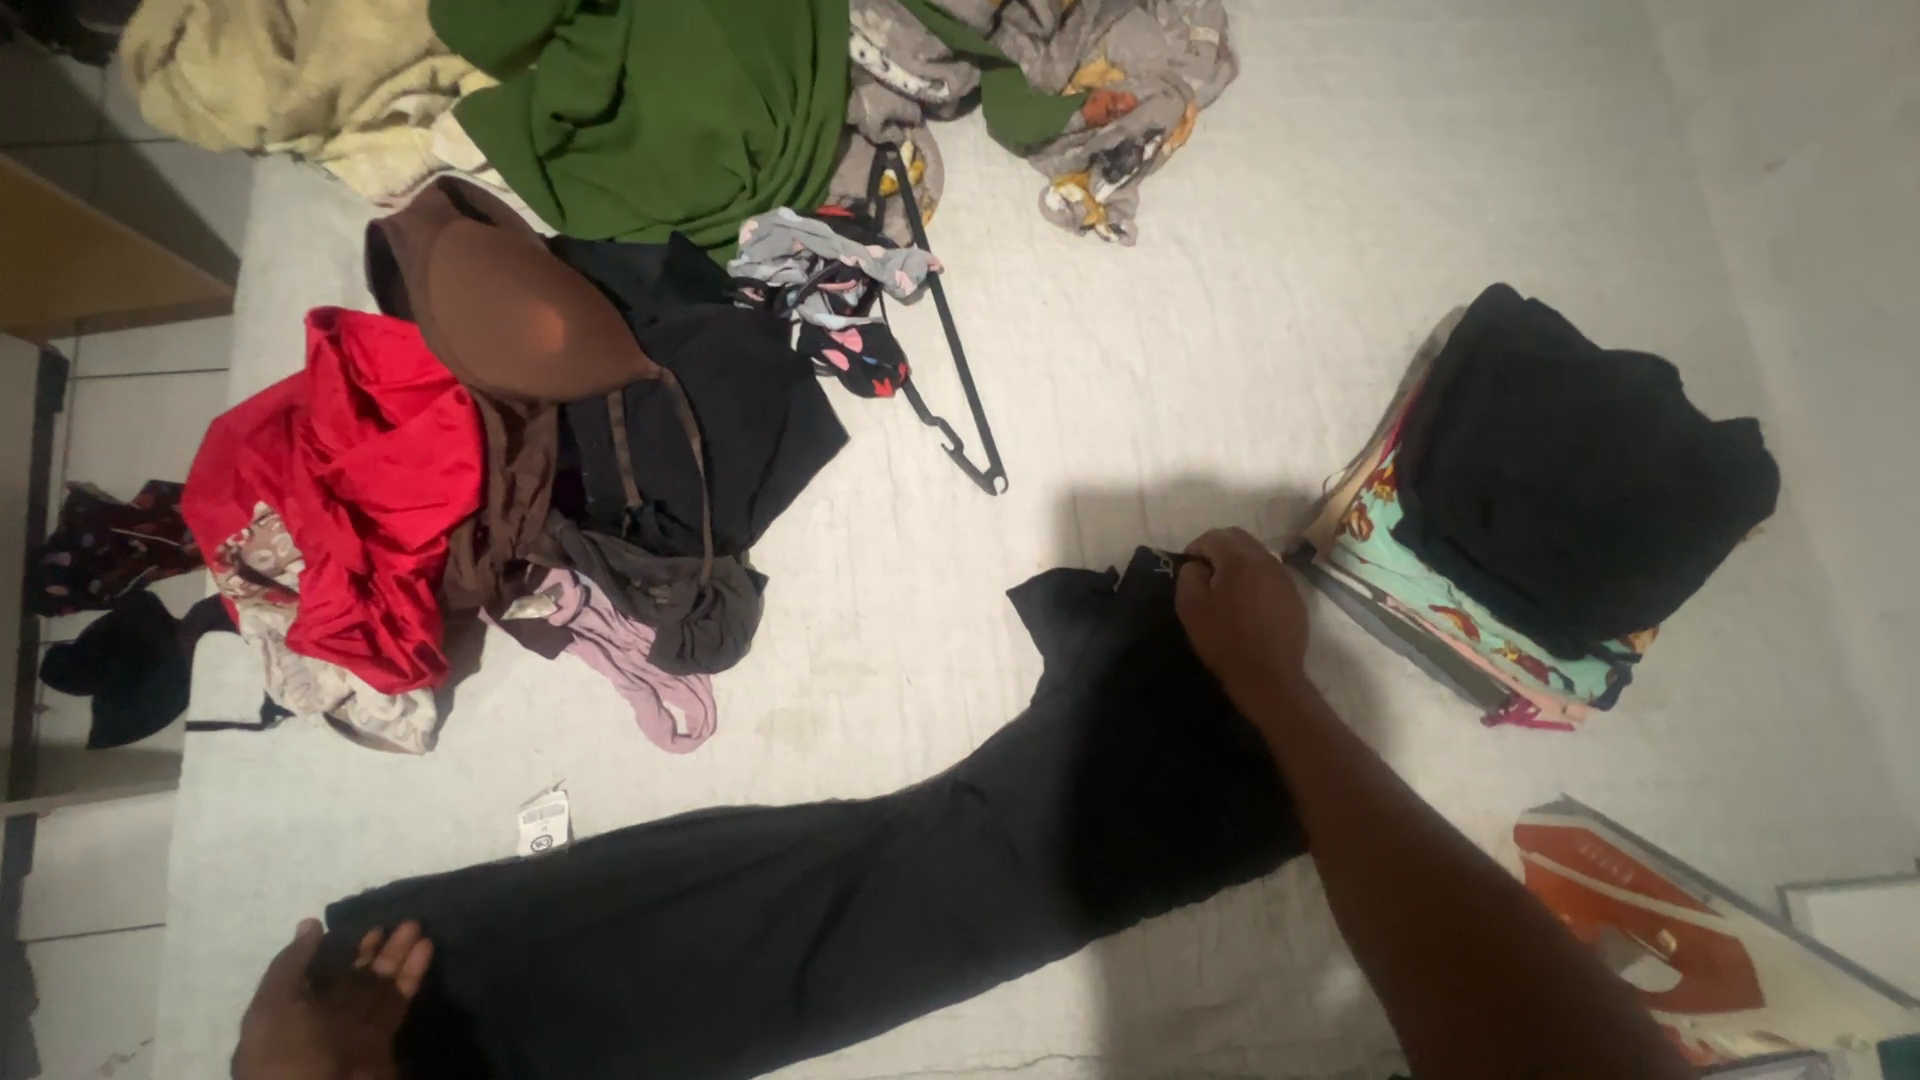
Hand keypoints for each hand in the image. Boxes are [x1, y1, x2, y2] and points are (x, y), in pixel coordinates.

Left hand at [231, 920, 433, 1079]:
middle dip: (371, 948)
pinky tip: (426, 948)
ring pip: (378, 983)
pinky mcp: (383, 1036)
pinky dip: (413, 973)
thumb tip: (310, 924)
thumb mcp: (273, 1008)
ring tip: (415, 926)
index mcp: (283, 1018)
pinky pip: (399, 999)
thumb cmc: (287, 1056)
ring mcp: (353, 1029)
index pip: (310, 975)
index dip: (332, 948)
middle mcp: (318, 1021)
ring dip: (397, 954)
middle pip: (349, 975)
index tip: (356, 924)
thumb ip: (291, 965)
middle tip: (396, 920)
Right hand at [1175, 527, 1311, 701]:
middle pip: (1239, 538)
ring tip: (1226, 587)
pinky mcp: (1295, 597)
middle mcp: (1267, 561)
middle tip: (1205, 571)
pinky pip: (1271, 576)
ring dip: (1239, 562)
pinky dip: (1255, 579)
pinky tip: (1248, 604)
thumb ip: (1189, 575)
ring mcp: (1285, 578)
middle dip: (1218, 547)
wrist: (1267, 675)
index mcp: (1239, 559)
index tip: (1187, 566)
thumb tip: (1198, 565)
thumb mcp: (1190, 606)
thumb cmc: (1223, 638)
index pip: (1214, 536)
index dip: (1196, 547)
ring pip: (1258, 555)